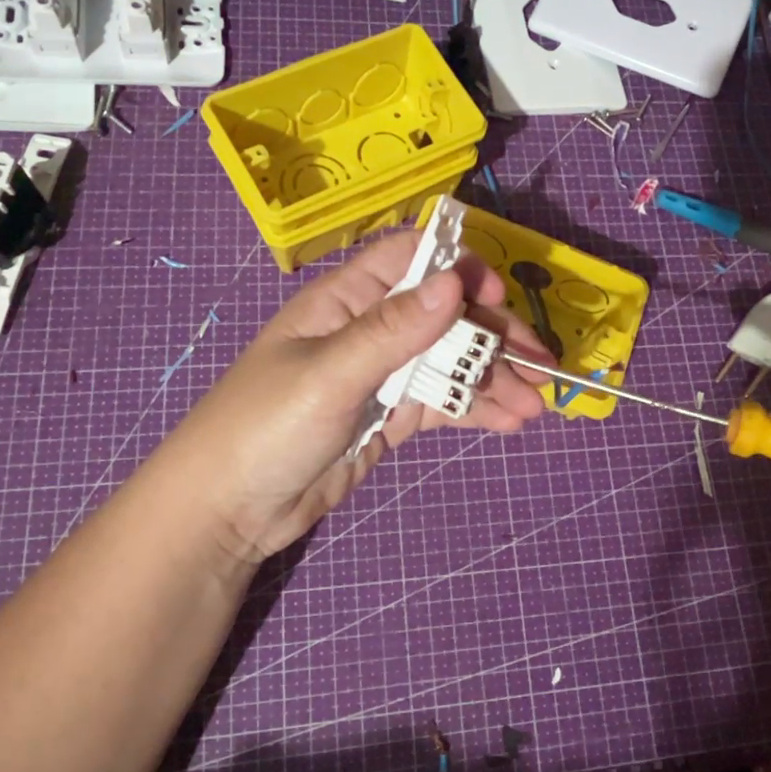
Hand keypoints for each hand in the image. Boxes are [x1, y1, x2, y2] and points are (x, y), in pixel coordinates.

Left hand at [151, 231, 552, 562]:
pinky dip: (475, 408)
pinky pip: (440, 402)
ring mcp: (380, 375)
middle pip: (443, 315)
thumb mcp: (330, 374)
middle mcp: (368, 329)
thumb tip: (455, 280)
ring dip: (493, 378)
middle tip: (543, 364)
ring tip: (536, 405)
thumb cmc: (265, 427)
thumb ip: (393, 330)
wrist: (227, 511)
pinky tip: (509, 422)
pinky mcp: (387, 417)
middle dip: (493, 335)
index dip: (457, 269)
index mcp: (345, 299)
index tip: (497, 300)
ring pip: (449, 362)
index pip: (411, 260)